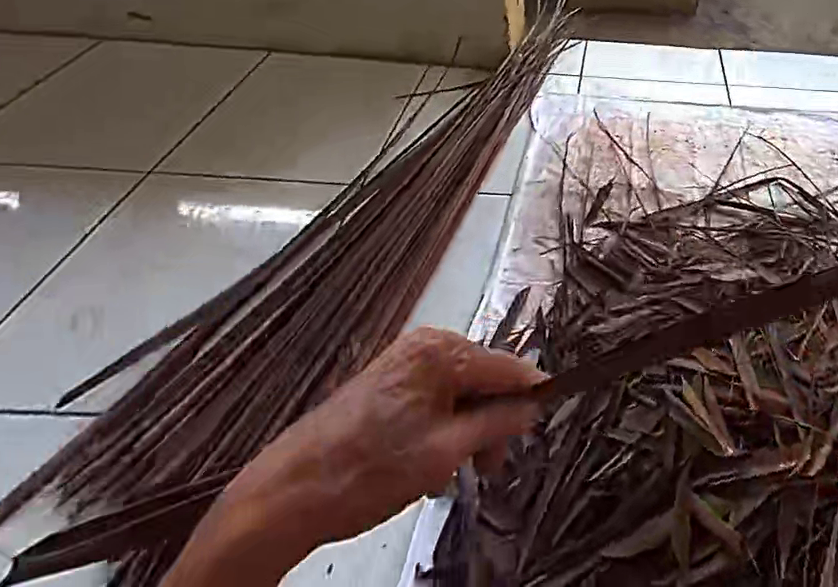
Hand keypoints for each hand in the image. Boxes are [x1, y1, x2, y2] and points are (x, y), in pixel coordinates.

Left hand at [201, 328, 541, 566]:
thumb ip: (497, 422)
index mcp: (442, 350)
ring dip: (469, 429)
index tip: (549, 419)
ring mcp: (405, 361)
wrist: (288, 493)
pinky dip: (445, 426)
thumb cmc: (368, 470)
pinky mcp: (389, 381)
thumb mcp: (445, 451)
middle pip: (483, 378)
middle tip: (492, 468)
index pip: (506, 365)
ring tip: (458, 473)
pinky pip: (436, 397)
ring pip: (460, 391)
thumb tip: (534, 406)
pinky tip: (433, 463)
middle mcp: (426, 345)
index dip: (532, 393)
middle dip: (494, 420)